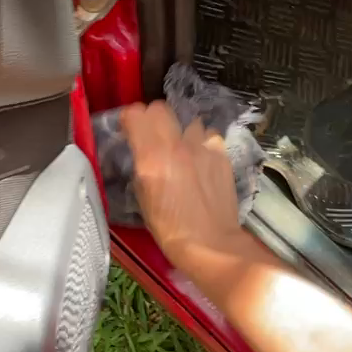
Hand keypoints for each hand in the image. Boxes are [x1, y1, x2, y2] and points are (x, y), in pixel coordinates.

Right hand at [122, 100, 251, 272]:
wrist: (211, 243)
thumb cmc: (170, 229)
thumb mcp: (144, 199)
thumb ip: (142, 168)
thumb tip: (143, 154)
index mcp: (151, 158)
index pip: (135, 115)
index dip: (130, 120)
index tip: (129, 130)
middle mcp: (176, 146)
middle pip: (161, 109)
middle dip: (154, 119)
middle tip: (154, 136)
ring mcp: (203, 148)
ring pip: (189, 122)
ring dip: (182, 133)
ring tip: (183, 151)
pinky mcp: (222, 155)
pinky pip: (209, 137)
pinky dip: (203, 145)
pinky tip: (202, 162)